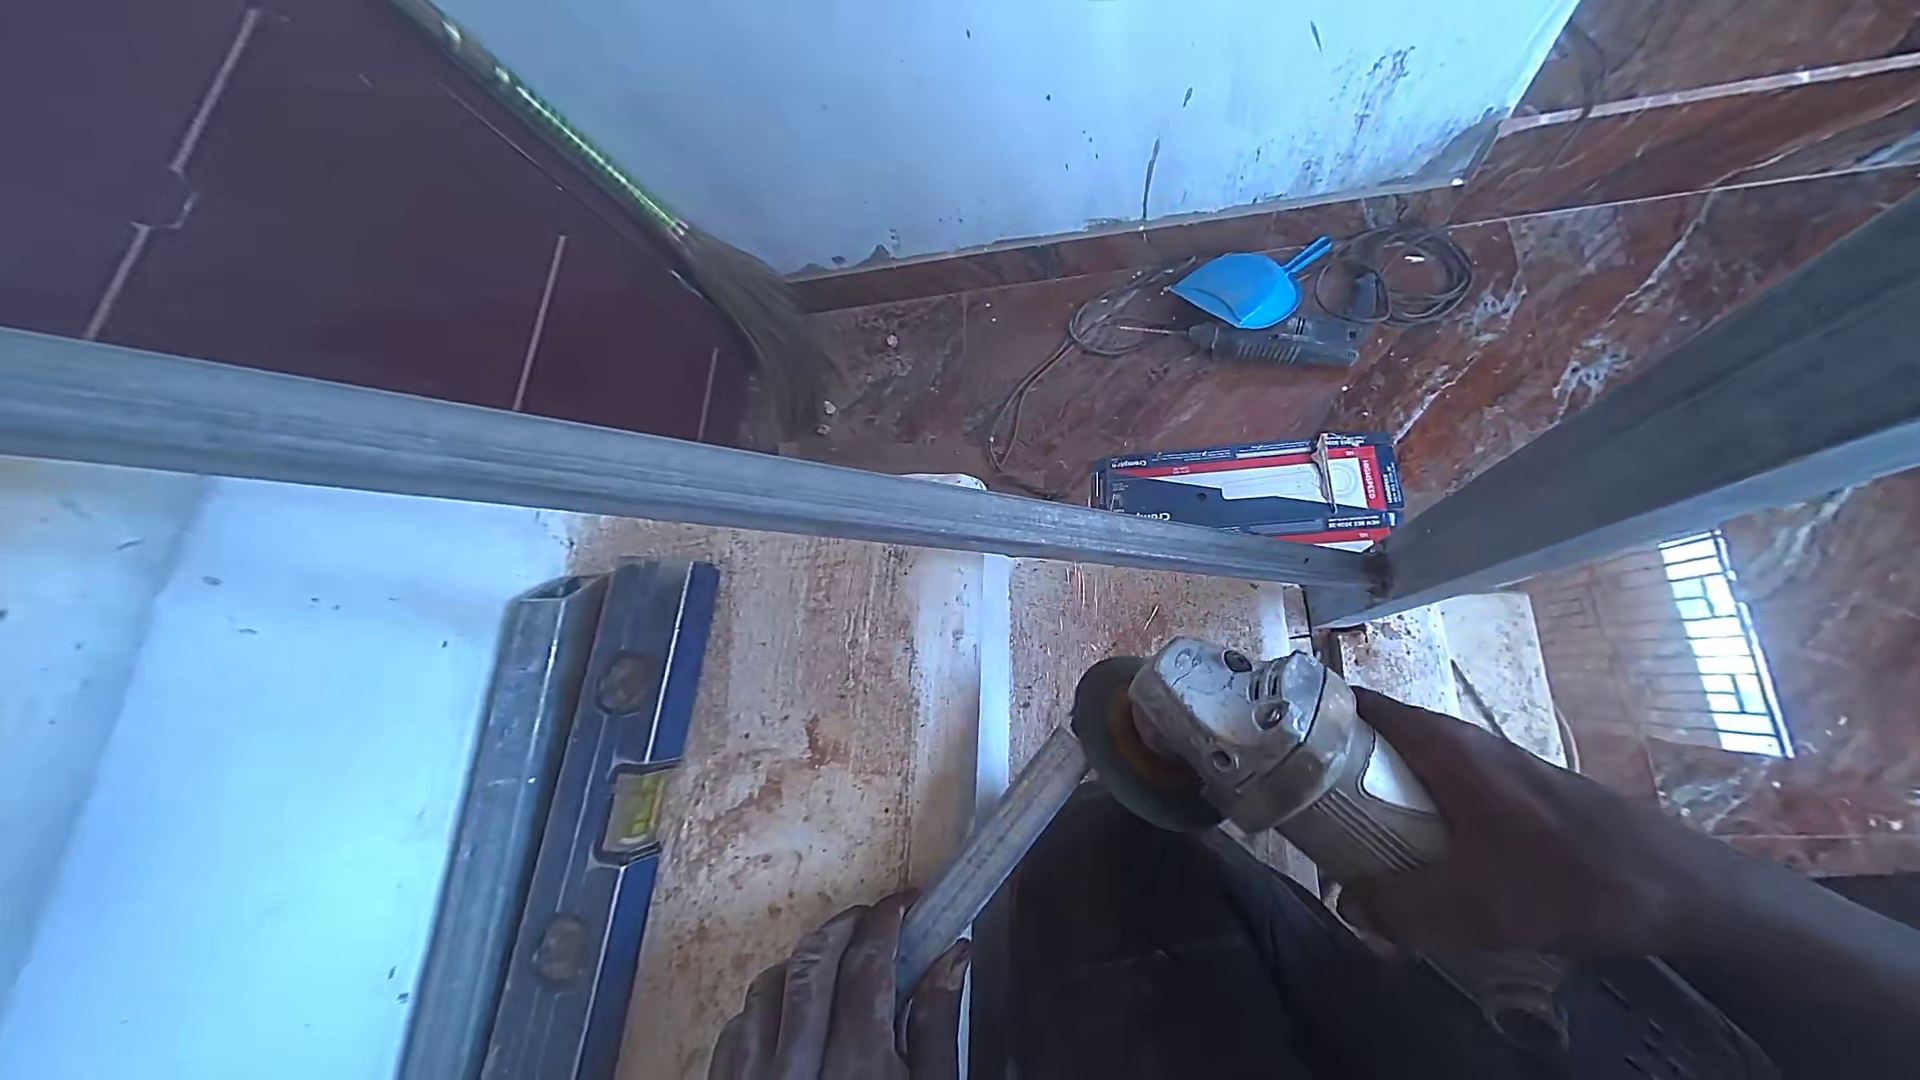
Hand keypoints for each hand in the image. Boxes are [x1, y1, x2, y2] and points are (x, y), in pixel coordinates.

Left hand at [708, 892, 970, 1079]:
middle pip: (815, 960)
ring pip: (768, 986)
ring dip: (804, 961)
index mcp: (857, 1069)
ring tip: (834, 966)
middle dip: (847, 923)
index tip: (906, 903)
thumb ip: (938, 1029)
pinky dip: (764, 1007)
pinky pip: (736, 1032)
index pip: (869, 961)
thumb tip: (952, 954)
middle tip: (874, 919)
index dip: (889, 918)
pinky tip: (790, 1018)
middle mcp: (798, 1070)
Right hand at [1336, 688, 1743, 957]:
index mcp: (1437, 741)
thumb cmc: (1574, 875)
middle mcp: (1452, 736)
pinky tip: (1408, 838)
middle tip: (1298, 792)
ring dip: (1369, 779)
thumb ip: (1407, 911)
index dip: (1311, 713)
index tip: (1277, 740)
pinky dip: (1404, 794)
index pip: (1354, 702)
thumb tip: (1347, 909)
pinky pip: (1430, 774)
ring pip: (1401, 754)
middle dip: (1331, 756)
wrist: (1688, 890)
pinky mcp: (1501, 781)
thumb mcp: (1484, 907)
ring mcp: (1479, 757)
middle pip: (1370, 729)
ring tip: (1341, 817)